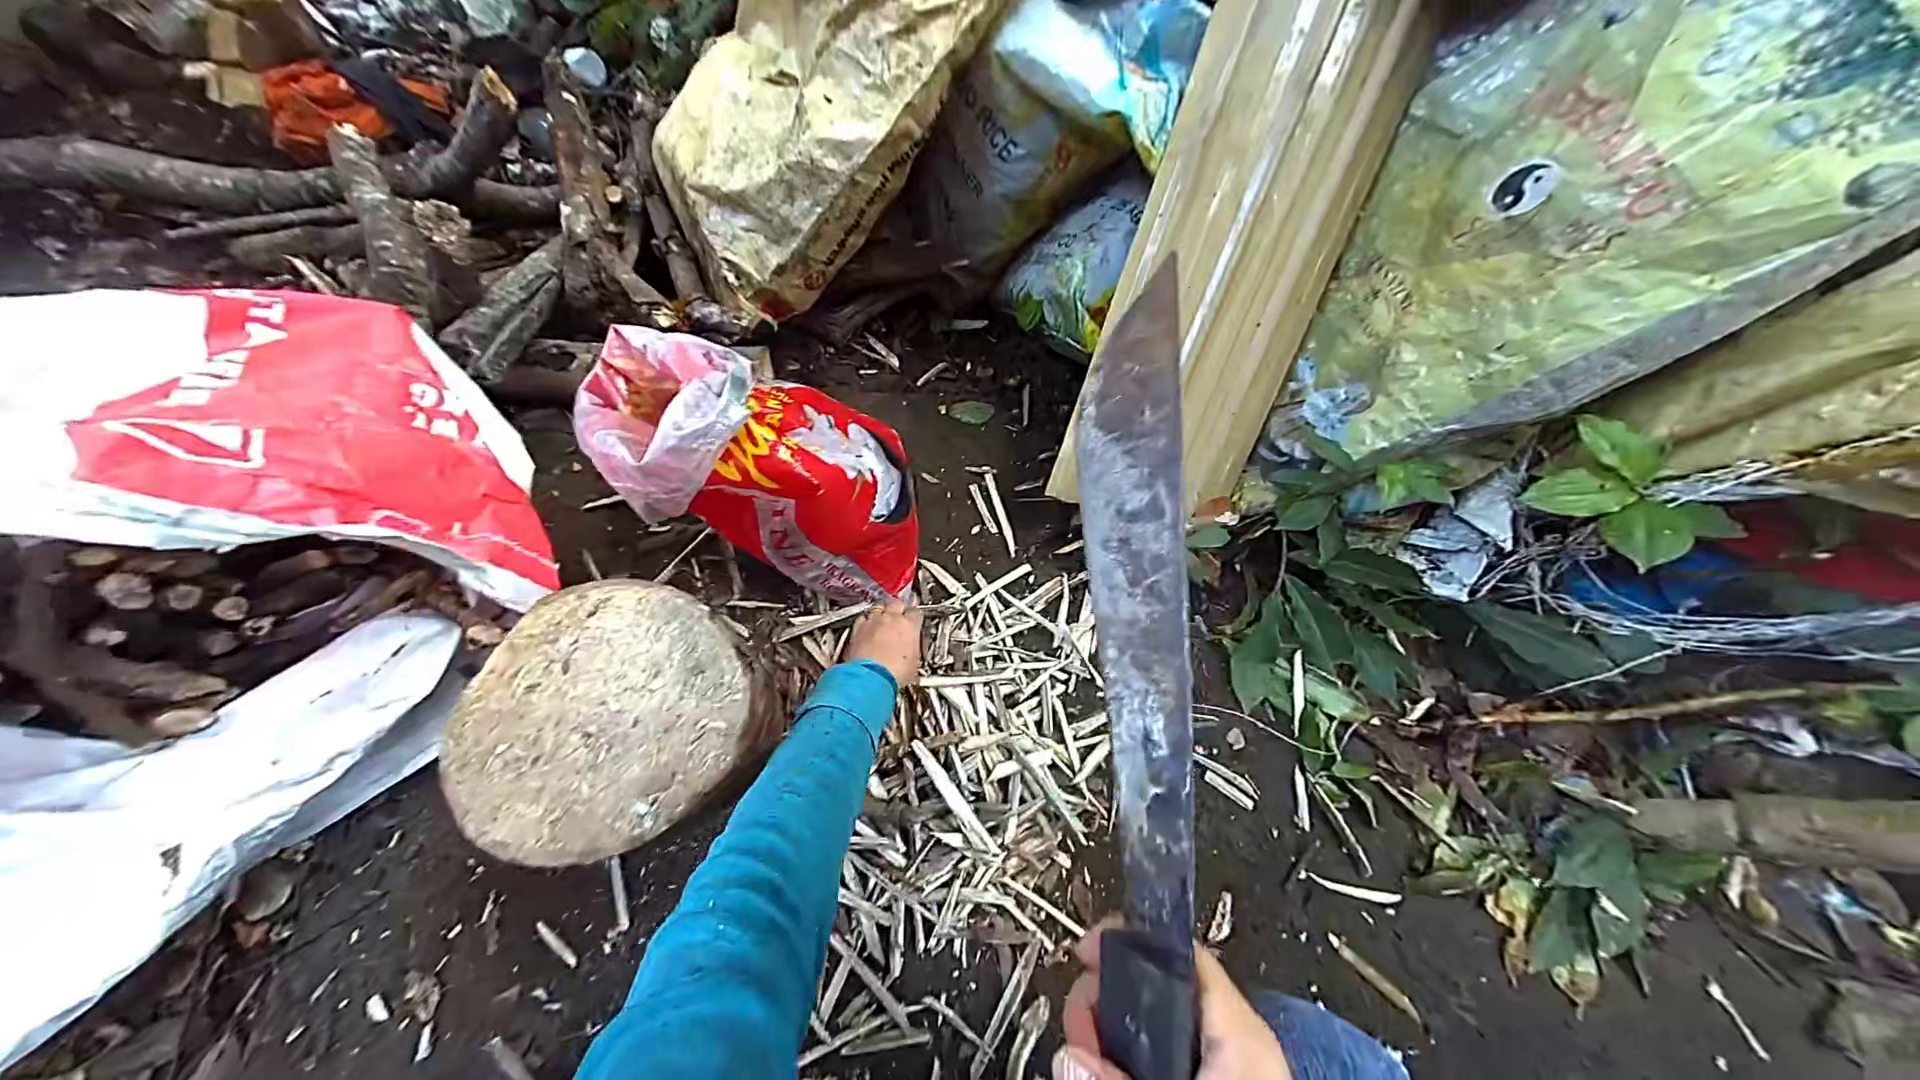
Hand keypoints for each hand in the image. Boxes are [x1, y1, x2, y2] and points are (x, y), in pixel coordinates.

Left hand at [844, 600, 923, 685]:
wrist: (871, 677)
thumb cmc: (893, 672)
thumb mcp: (915, 663)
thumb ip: (914, 651)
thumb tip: (913, 654)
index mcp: (910, 625)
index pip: (916, 613)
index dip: (915, 617)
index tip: (914, 620)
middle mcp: (891, 618)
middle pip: (897, 603)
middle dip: (898, 608)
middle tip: (899, 615)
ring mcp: (873, 621)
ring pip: (879, 606)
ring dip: (882, 610)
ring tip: (882, 618)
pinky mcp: (857, 628)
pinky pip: (863, 617)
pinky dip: (865, 619)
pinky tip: (866, 625)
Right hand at [1056, 919, 1292, 1079]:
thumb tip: (1070, 1058)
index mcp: (1240, 1035)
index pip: (1181, 954)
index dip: (1127, 942)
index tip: (1084, 952)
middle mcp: (1235, 1042)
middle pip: (1156, 989)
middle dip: (1106, 1002)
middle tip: (1078, 1034)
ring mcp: (1224, 1067)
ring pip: (1152, 1028)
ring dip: (1111, 1038)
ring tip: (1087, 1062)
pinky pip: (1162, 1059)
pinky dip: (1129, 1063)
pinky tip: (1110, 1074)